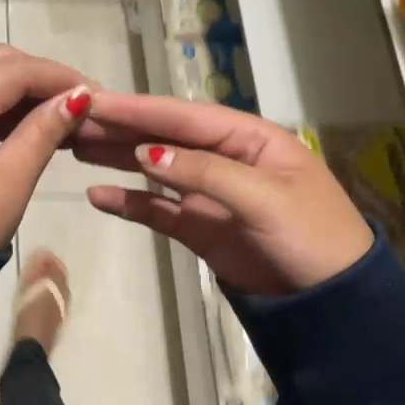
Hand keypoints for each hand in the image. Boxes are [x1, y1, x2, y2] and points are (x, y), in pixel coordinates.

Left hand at [0, 45, 94, 250]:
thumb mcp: (6, 187)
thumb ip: (42, 134)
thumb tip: (77, 98)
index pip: (11, 71)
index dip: (58, 76)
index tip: (97, 94)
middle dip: (38, 77)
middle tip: (79, 103)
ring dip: (17, 88)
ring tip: (59, 114)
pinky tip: (27, 123)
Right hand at [73, 92, 372, 295]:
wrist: (334, 303)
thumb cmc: (313, 237)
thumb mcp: (266, 198)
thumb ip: (205, 172)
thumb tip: (146, 153)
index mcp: (248, 138)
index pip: (183, 116)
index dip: (138, 108)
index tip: (93, 101)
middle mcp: (224, 157)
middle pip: (163, 137)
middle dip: (119, 128)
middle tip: (70, 121)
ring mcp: (209, 193)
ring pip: (154, 167)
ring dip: (116, 157)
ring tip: (73, 148)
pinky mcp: (199, 228)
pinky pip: (157, 209)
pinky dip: (129, 202)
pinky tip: (97, 196)